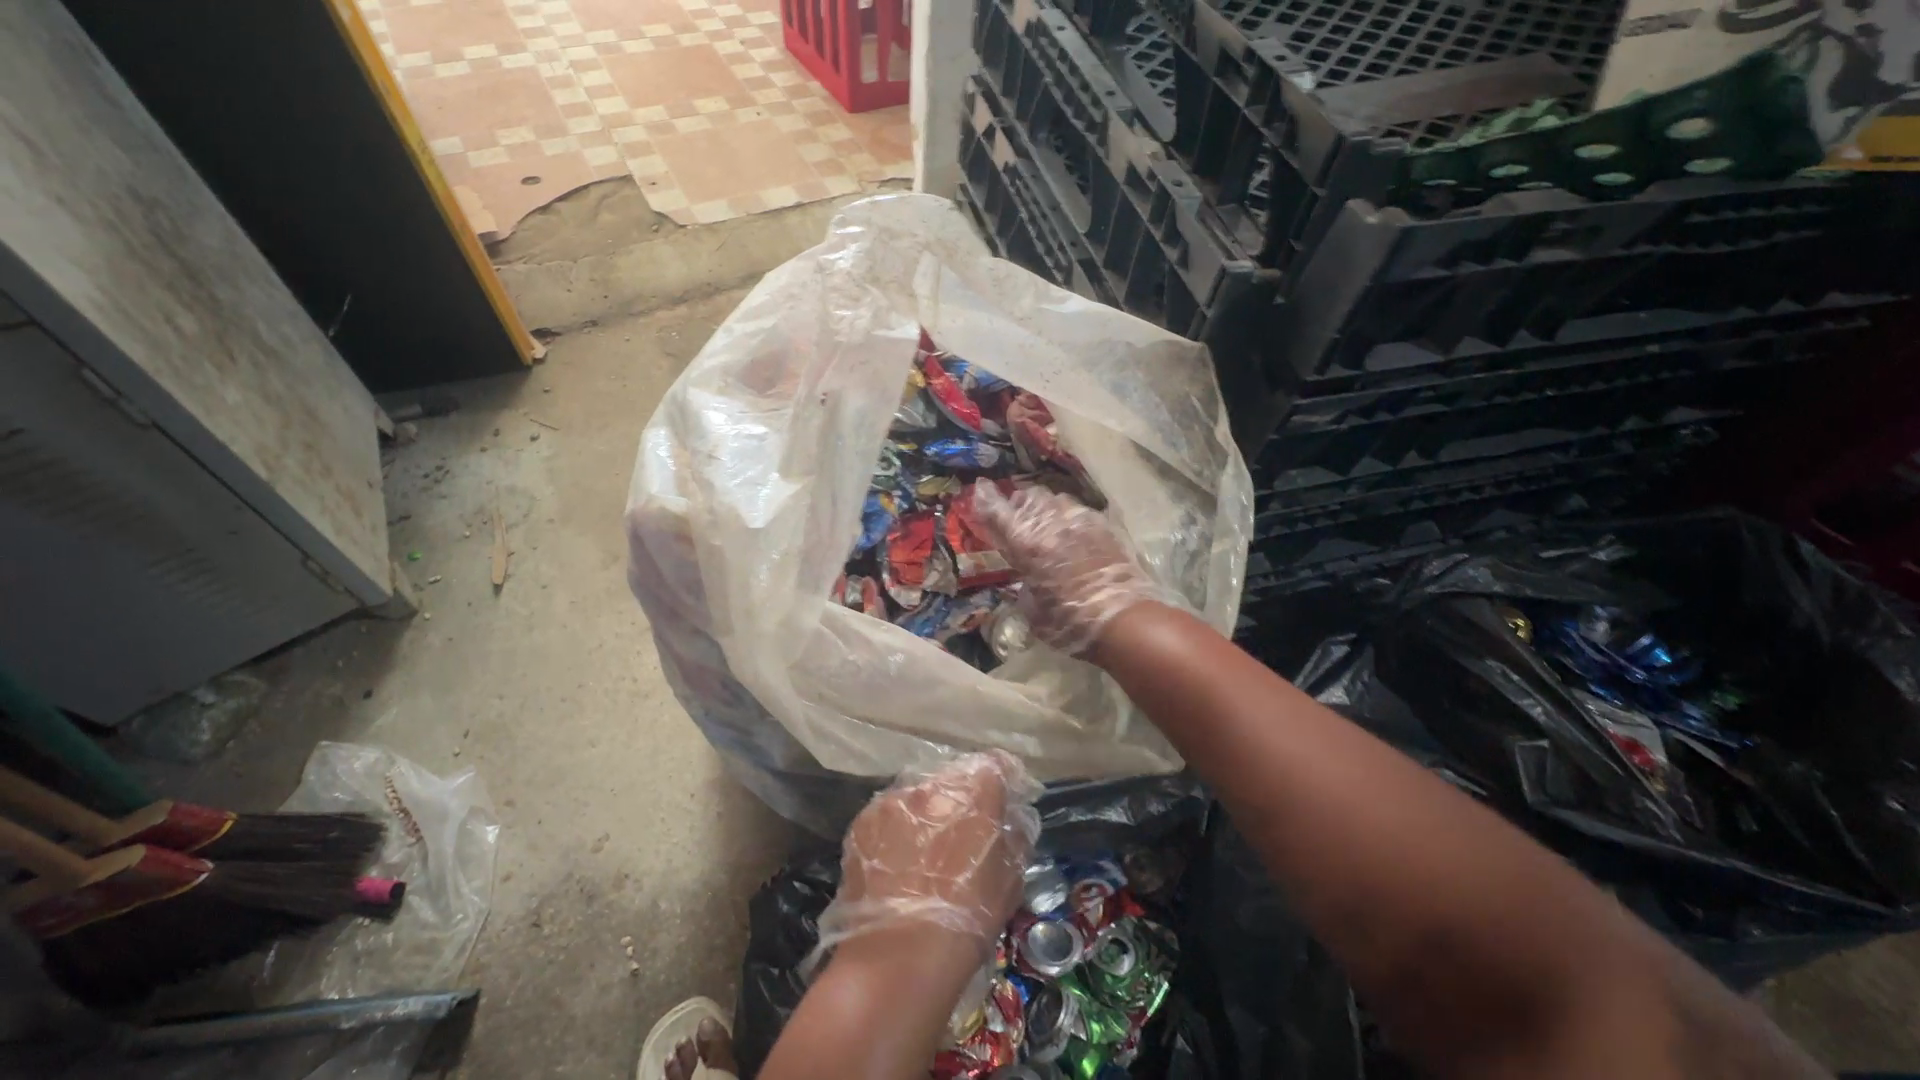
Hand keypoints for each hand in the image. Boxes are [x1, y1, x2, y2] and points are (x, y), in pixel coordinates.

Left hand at [817, 751, 1040, 957]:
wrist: (899, 954)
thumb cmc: (968, 918)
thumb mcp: (1010, 880)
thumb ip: (1015, 838)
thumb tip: (1012, 820)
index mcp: (975, 795)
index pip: (995, 766)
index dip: (1003, 779)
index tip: (1005, 797)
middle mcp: (932, 786)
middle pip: (953, 779)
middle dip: (962, 798)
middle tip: (965, 830)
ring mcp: (892, 802)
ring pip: (917, 795)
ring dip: (927, 812)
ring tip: (927, 849)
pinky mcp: (862, 824)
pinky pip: (887, 816)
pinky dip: (897, 830)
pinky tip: (898, 862)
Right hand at [972, 484, 1166, 655]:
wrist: (1123, 620)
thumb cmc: (1069, 622)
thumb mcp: (1032, 608)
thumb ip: (1023, 584)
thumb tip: (1026, 578)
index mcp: (1027, 544)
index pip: (998, 510)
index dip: (986, 498)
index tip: (980, 488)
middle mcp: (1052, 524)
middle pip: (1028, 497)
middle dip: (1019, 504)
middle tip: (1017, 518)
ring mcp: (1081, 520)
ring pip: (1055, 499)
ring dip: (1046, 509)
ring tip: (1046, 524)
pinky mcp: (1104, 526)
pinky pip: (1079, 512)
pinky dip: (1069, 519)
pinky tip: (1073, 534)